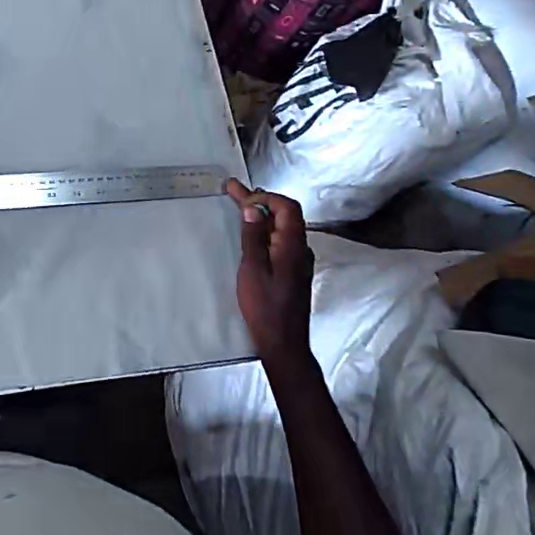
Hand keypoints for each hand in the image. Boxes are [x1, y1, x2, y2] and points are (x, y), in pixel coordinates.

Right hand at [227, 180, 313, 366]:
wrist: (284, 343)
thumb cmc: (265, 306)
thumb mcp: (253, 268)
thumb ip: (253, 236)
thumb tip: (252, 208)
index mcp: (293, 245)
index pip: (287, 207)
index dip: (265, 197)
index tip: (240, 196)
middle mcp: (301, 249)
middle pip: (286, 214)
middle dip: (260, 200)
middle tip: (233, 191)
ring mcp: (299, 261)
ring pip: (283, 227)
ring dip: (262, 214)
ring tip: (240, 206)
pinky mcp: (294, 271)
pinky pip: (281, 240)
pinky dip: (266, 230)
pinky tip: (252, 233)